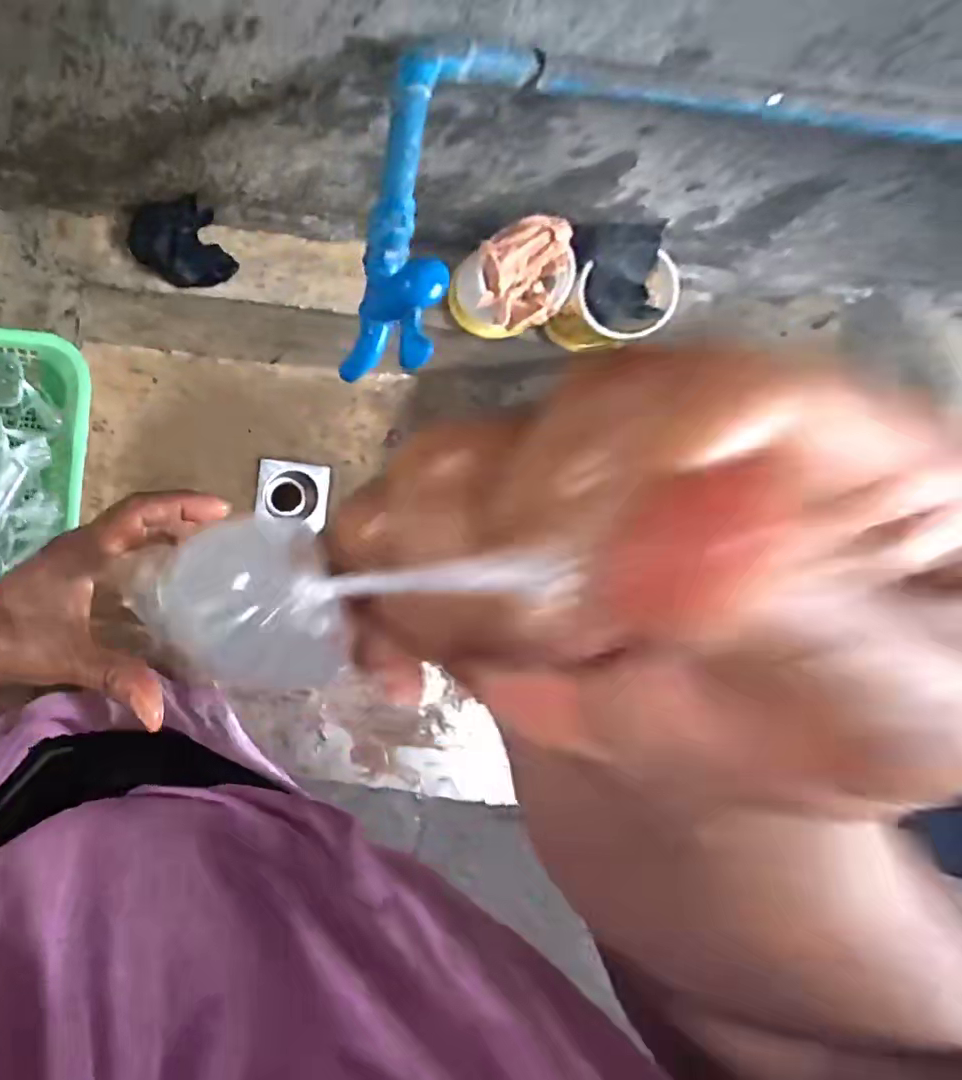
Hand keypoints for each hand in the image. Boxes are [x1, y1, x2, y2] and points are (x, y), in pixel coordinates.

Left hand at [0, 491, 230, 730]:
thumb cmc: (16, 639)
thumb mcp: (70, 657)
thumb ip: (117, 678)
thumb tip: (159, 713)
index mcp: (84, 551)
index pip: (138, 512)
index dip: (180, 505)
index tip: (219, 510)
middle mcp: (79, 545)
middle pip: (135, 516)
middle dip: (177, 516)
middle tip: (217, 529)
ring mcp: (70, 558)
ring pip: (123, 533)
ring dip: (159, 533)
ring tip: (197, 548)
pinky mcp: (65, 575)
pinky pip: (112, 551)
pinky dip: (140, 553)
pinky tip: (156, 579)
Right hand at [328, 345, 961, 814]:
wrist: (702, 756)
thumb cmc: (817, 723)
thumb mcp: (884, 713)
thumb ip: (814, 630)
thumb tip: (684, 555)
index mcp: (776, 443)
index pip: (679, 392)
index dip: (608, 481)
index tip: (599, 599)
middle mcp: (619, 441)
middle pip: (500, 442)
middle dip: (500, 572)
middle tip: (557, 649)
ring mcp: (506, 481)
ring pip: (410, 486)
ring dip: (430, 597)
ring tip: (494, 661)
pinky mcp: (429, 530)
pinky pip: (354, 546)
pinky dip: (365, 617)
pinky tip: (406, 673)